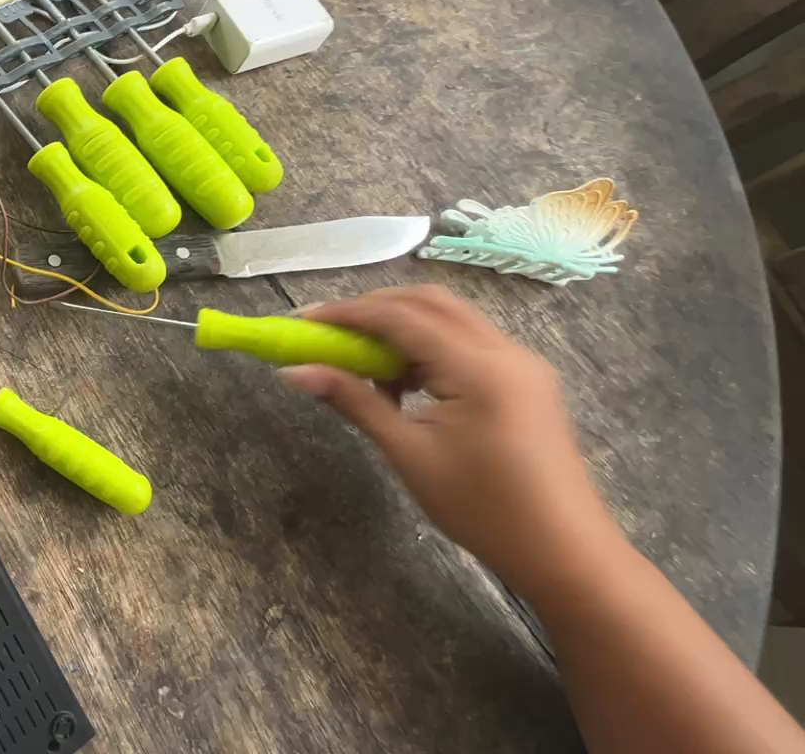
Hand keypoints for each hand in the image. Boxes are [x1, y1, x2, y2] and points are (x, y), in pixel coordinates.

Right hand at [278, 286, 619, 591]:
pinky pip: (463, 340)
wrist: (567, 556)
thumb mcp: (407, 452)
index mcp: (480, 369)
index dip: (345, 313)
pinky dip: (422, 344)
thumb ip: (352, 400)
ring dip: (397, 324)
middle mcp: (506, 353)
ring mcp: (520, 364)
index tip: (300, 322)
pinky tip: (399, 379)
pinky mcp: (522, 381)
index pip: (400, 317)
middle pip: (428, 302)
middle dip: (371, 307)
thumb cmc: (483, 508)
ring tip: (358, 358)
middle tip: (327, 330)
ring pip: (447, 317)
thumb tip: (291, 372)